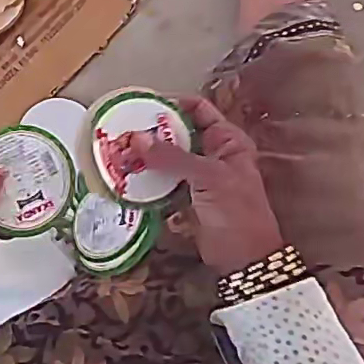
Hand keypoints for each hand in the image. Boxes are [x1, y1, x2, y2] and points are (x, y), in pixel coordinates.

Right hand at [128, 96, 284, 274]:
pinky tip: (127, 175)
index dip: (173, 104)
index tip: (144, 106)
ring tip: (119, 151)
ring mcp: (197, 176)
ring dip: (146, 155)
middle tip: (123, 130)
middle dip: (153, 132)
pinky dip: (147, 178)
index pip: (199, 109)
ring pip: (168, 157)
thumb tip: (137, 138)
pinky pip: (162, 180)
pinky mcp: (185, 197)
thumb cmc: (237, 212)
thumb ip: (172, 157)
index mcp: (227, 140)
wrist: (244, 259)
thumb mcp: (208, 177)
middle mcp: (212, 153)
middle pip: (178, 133)